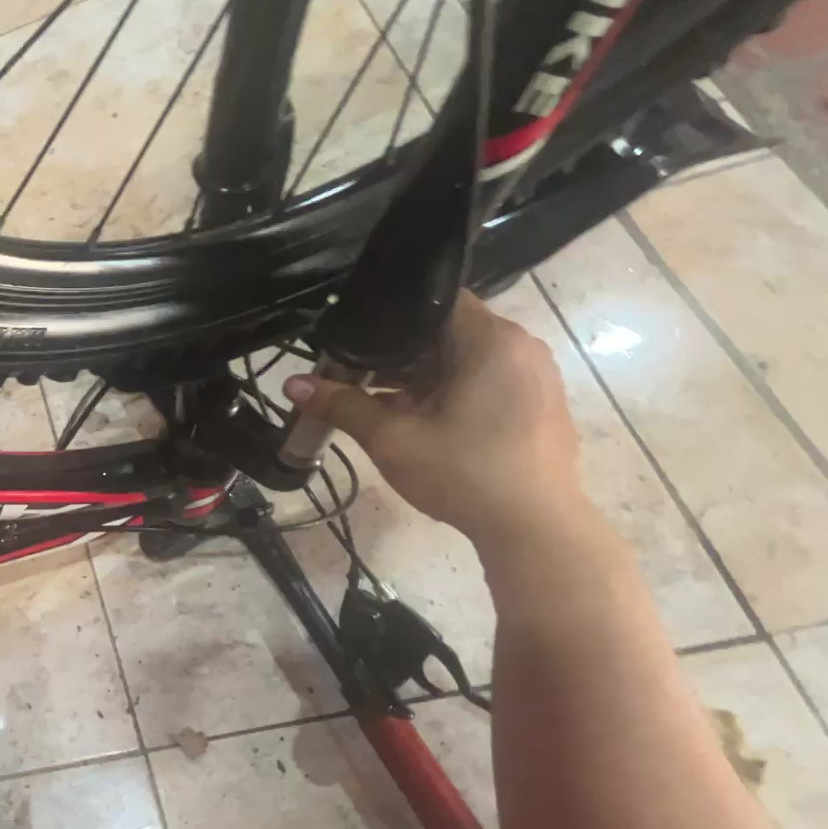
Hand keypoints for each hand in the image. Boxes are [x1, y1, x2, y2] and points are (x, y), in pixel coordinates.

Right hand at [282, 292, 590, 544]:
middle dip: (396, 354)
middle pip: (445, 333)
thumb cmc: (463, 472)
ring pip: (461, 361)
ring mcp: (533, 377)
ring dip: (418, 378)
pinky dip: (446, 394)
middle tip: (351, 375)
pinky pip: (482, 383)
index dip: (388, 316)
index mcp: (491, 340)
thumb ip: (341, 404)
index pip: (435, 301)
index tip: (351, 338)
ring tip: (376, 403)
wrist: (533, 528)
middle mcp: (520, 347)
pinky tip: (417, 424)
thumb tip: (292, 384)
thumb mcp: (390, 437)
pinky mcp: (535, 405)